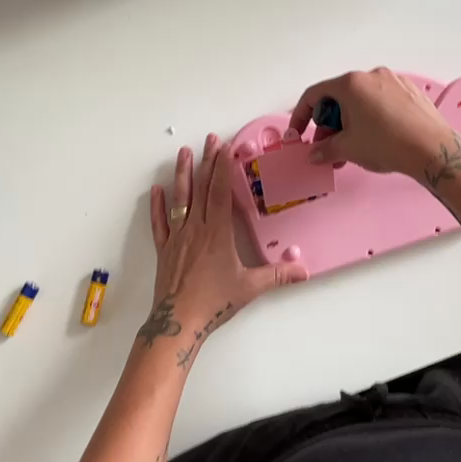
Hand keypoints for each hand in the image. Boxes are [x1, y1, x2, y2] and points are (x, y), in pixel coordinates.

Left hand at [142, 133, 307, 364]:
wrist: (178, 321)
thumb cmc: (214, 302)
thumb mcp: (250, 288)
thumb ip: (278, 275)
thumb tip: (304, 270)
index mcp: (217, 233)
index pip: (220, 192)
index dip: (222, 167)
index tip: (225, 147)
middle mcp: (196, 229)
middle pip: (201, 189)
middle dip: (206, 162)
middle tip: (209, 140)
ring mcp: (177, 238)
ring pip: (179, 199)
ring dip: (182, 175)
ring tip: (183, 153)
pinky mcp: (164, 250)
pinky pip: (159, 223)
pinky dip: (157, 206)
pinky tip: (156, 190)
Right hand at [286, 68, 458, 178]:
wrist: (432, 148)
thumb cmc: (386, 144)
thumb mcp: (348, 148)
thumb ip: (325, 149)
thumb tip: (315, 154)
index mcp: (350, 84)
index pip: (314, 94)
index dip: (300, 116)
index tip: (298, 134)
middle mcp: (371, 75)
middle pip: (338, 97)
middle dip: (329, 123)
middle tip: (328, 146)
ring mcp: (393, 81)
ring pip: (360, 100)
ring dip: (349, 122)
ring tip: (351, 148)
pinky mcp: (410, 91)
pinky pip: (381, 101)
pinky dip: (370, 117)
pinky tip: (375, 138)